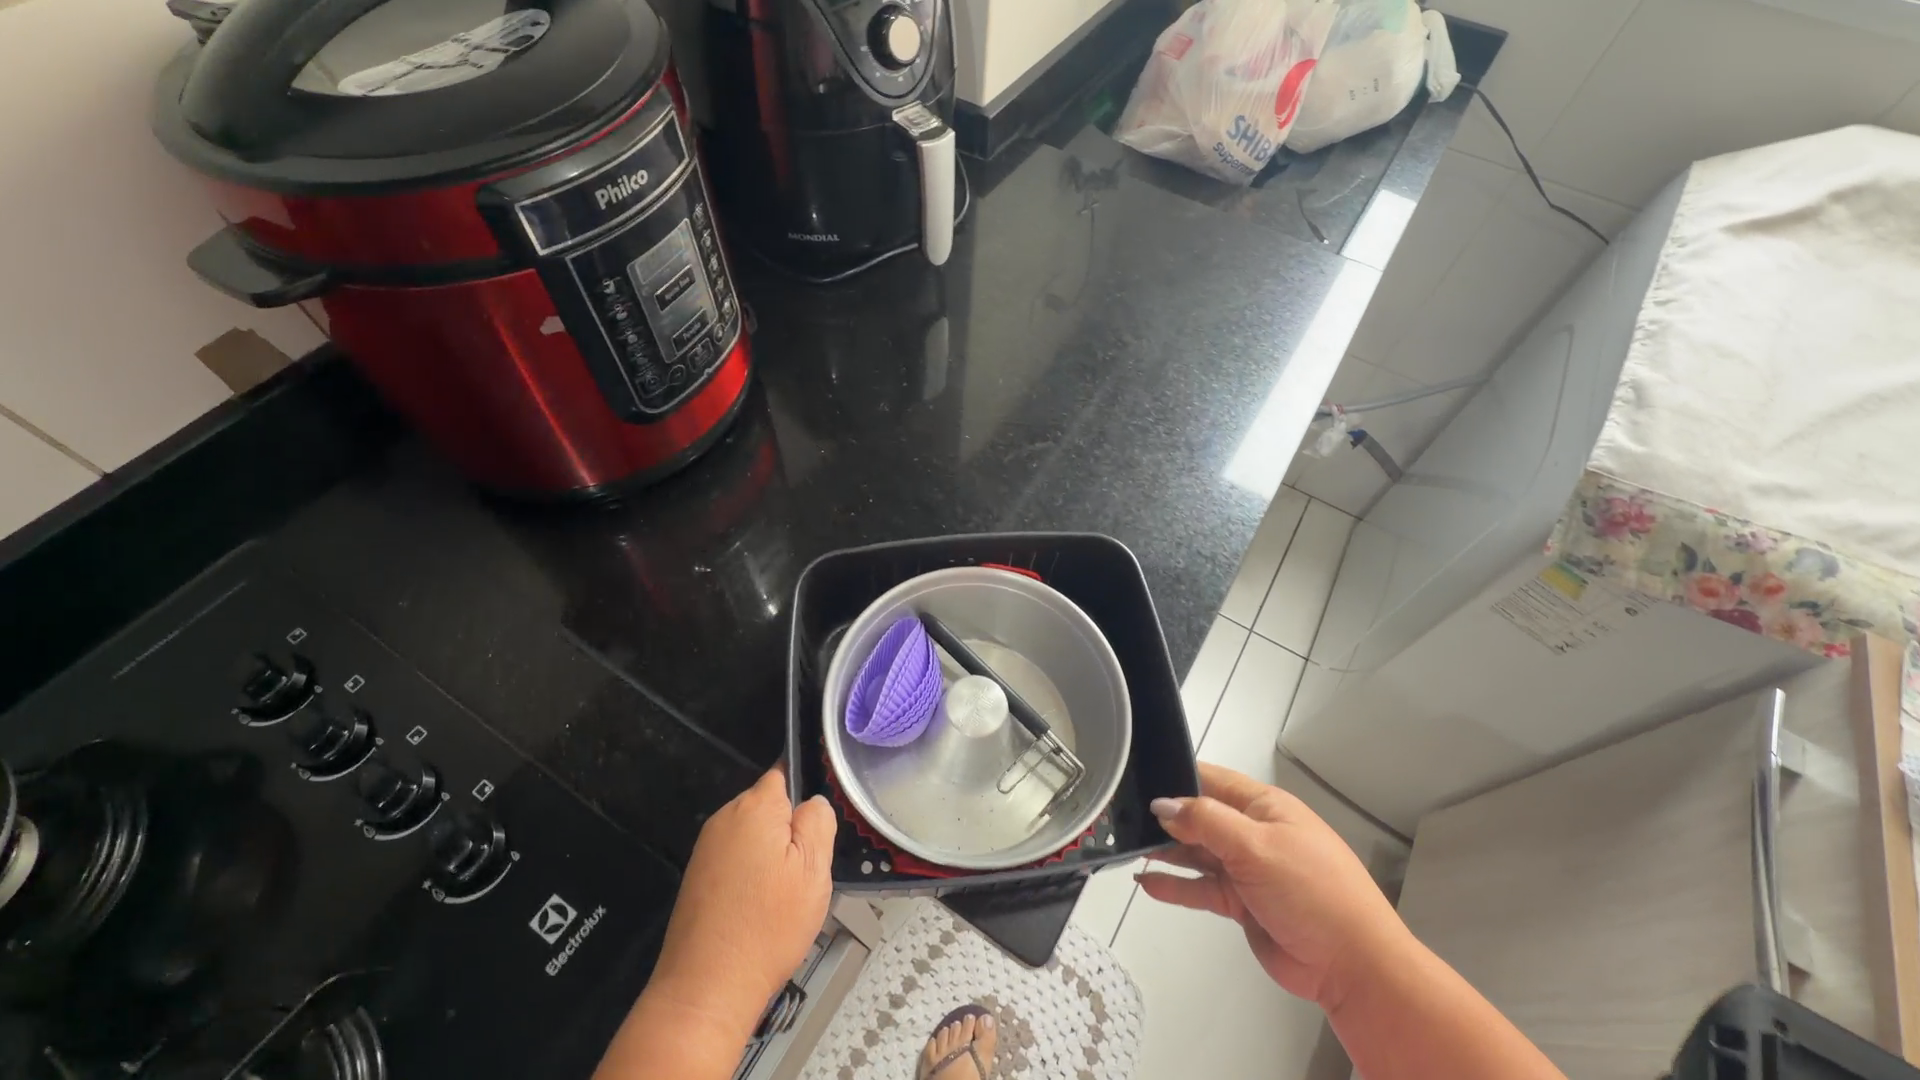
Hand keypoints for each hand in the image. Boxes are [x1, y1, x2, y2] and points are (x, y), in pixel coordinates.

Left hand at [646, 768, 836, 1029]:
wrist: (707, 987)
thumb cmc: (768, 925)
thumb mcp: (814, 869)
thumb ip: (818, 822)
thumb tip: (813, 802)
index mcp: (754, 807)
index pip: (784, 774)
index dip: (805, 796)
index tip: (817, 829)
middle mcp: (724, 818)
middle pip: (768, 808)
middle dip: (789, 831)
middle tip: (806, 872)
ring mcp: (706, 849)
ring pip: (753, 837)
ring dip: (771, 857)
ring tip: (784, 897)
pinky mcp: (697, 878)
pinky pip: (735, 862)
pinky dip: (751, 878)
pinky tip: (760, 910)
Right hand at [1136, 763, 1407, 1010]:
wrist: (1352, 965)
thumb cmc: (1311, 891)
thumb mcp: (1256, 846)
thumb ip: (1205, 821)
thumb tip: (1162, 804)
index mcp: (1264, 807)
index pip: (1211, 780)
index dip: (1175, 777)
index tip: (1135, 778)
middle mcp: (1254, 833)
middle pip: (1200, 816)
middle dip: (1165, 816)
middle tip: (1120, 817)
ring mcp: (1248, 869)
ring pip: (1197, 853)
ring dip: (1165, 851)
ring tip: (1126, 847)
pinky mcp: (1242, 904)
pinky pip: (1201, 888)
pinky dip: (1175, 885)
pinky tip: (1146, 883)